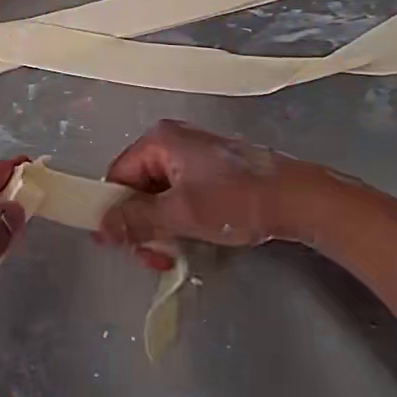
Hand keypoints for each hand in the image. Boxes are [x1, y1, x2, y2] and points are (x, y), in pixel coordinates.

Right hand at [95, 120, 317, 263]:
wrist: (296, 198)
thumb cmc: (235, 201)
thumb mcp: (181, 214)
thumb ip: (137, 220)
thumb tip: (100, 227)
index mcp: (159, 140)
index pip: (118, 175)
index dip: (115, 211)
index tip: (121, 245)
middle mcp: (172, 140)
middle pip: (138, 185)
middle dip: (142, 224)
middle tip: (154, 257)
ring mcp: (193, 154)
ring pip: (160, 194)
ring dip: (161, 227)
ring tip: (173, 255)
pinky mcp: (211, 169)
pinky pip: (180, 193)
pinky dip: (179, 218)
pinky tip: (190, 241)